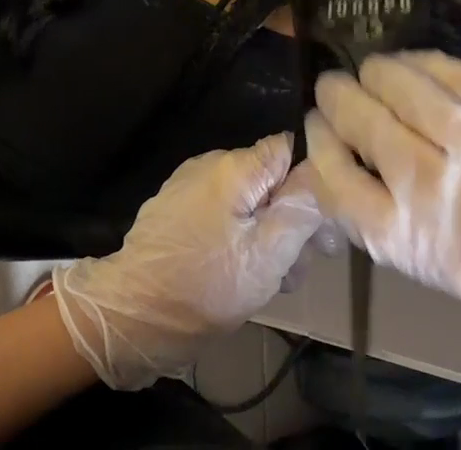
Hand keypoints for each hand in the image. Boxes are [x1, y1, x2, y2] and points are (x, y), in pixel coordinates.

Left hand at [52, 133, 321, 389]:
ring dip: (267, 235)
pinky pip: (222, 212)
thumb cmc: (208, 285)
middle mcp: (210, 164)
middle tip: (298, 267)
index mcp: (234, 166)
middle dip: (291, 219)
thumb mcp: (268, 254)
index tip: (323, 223)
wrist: (137, 312)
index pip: (289, 148)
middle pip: (269, 178)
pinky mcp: (177, 209)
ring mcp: (189, 186)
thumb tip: (320, 168)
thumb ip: (299, 207)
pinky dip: (239, 237)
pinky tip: (242, 273)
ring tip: (271, 280)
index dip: (313, 181)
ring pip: (247, 200)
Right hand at [305, 52, 460, 421]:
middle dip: (337, 100)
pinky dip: (428, 65)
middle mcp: (448, 200)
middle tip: (332, 87)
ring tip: (368, 69)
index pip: (337, 182)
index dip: (318, 145)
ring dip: (377, 73)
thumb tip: (348, 157)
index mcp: (421, 248)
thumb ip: (395, 217)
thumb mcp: (452, 273)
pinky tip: (415, 64)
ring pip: (408, 93)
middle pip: (366, 128)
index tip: (314, 127)